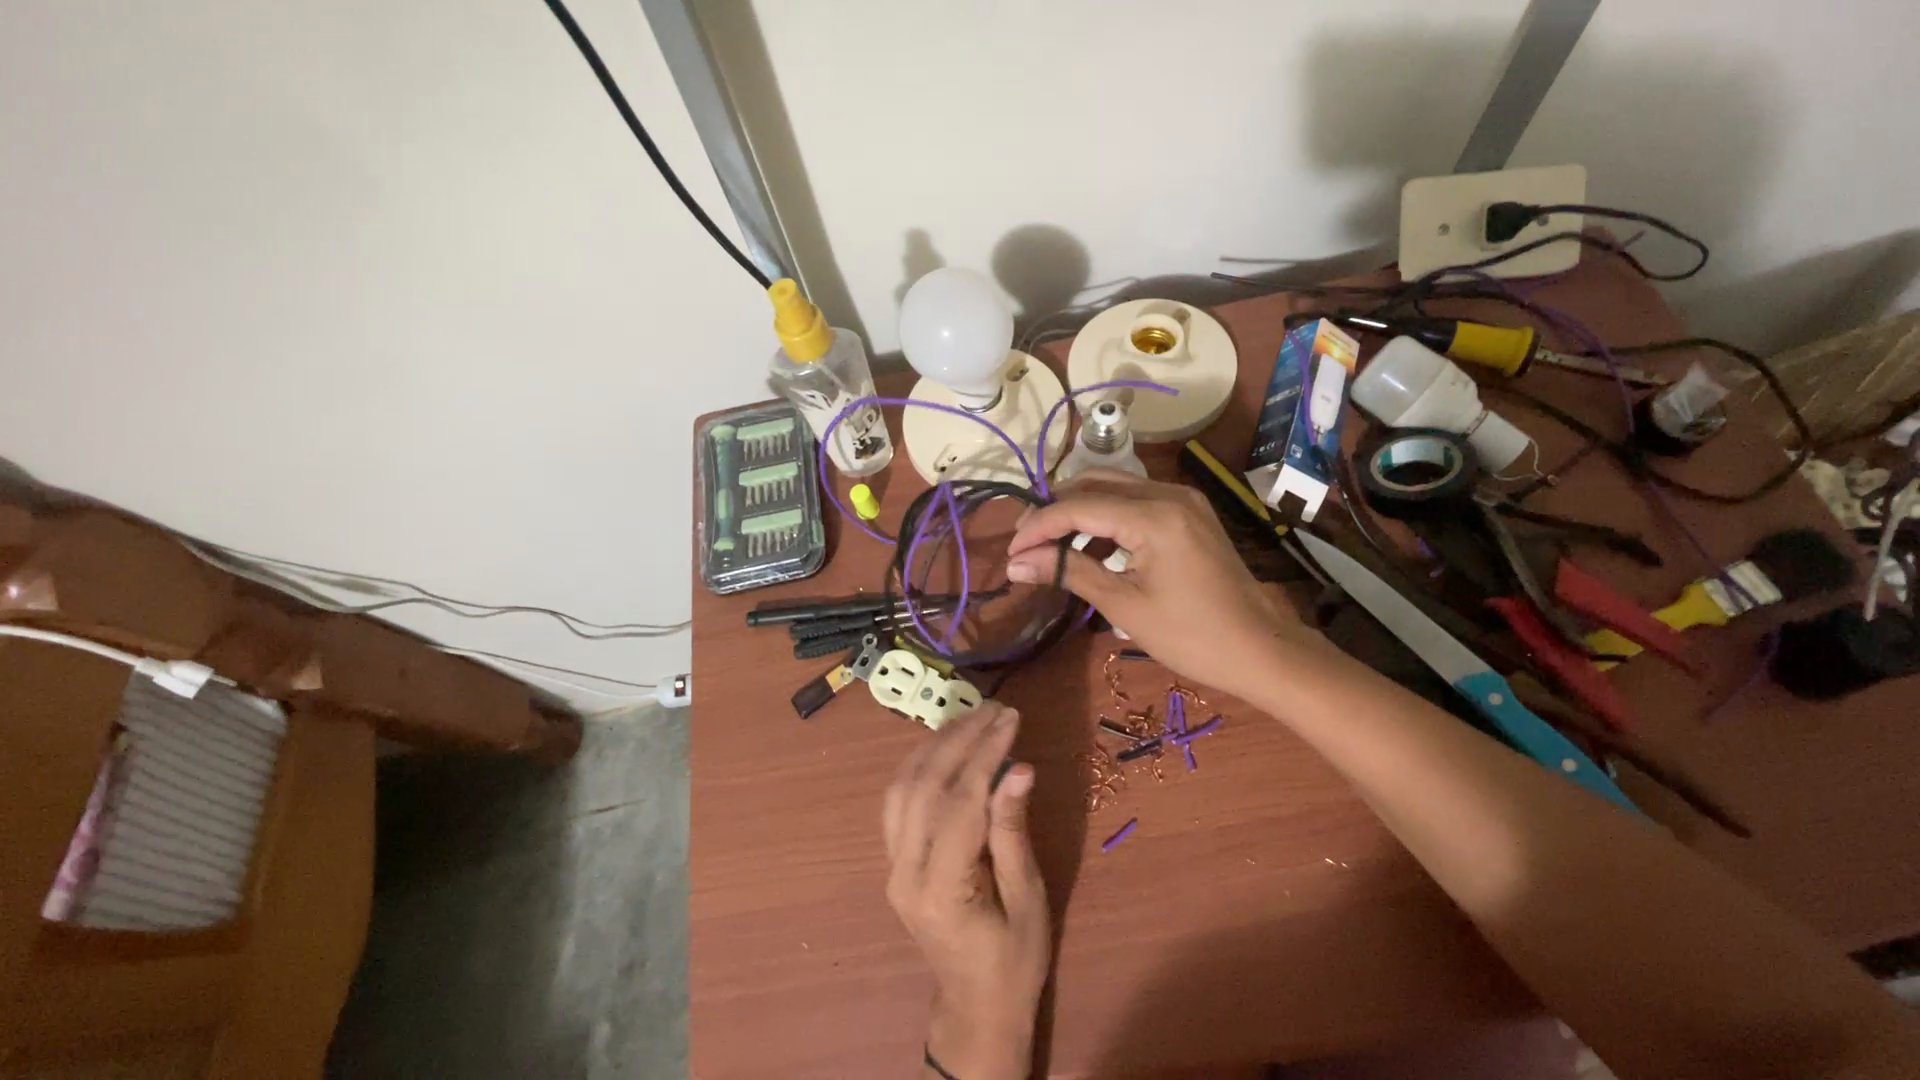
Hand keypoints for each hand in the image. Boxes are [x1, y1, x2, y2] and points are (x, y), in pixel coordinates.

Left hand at [883, 703, 1047, 1079]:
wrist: (975, 1002)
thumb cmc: (1014, 959)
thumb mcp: (1028, 899)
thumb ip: (1014, 831)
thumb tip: (1020, 768)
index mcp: (940, 890)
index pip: (959, 803)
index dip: (985, 754)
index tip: (1011, 719)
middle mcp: (904, 873)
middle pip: (924, 787)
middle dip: (961, 740)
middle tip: (996, 709)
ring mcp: (891, 866)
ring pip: (903, 788)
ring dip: (936, 745)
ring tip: (973, 717)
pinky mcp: (892, 861)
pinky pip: (898, 802)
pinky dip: (920, 766)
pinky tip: (944, 746)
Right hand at [1005, 470, 1308, 697]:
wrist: (1260, 648)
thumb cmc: (1191, 635)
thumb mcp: (1124, 606)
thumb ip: (1069, 573)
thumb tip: (1016, 564)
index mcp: (1154, 516)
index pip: (1078, 506)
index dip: (1038, 526)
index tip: (1010, 552)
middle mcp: (1168, 494)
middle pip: (1094, 484)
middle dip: (1055, 510)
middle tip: (1026, 545)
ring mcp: (1183, 501)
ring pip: (1114, 489)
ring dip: (1079, 513)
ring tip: (1051, 550)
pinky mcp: (1189, 514)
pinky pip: (1136, 502)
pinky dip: (1107, 520)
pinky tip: (1091, 552)